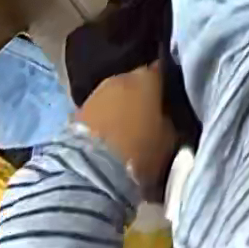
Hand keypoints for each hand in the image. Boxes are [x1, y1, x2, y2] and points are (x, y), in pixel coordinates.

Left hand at [73, 63, 177, 196]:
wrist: (87, 176)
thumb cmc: (139, 152)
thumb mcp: (170, 140)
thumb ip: (172, 122)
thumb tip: (171, 119)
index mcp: (149, 76)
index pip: (165, 71)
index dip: (169, 85)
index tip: (174, 99)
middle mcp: (122, 76)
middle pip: (137, 82)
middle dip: (142, 97)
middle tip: (150, 118)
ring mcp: (96, 93)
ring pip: (116, 96)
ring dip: (121, 109)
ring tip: (127, 132)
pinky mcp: (74, 114)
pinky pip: (98, 113)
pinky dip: (104, 122)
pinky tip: (108, 141)